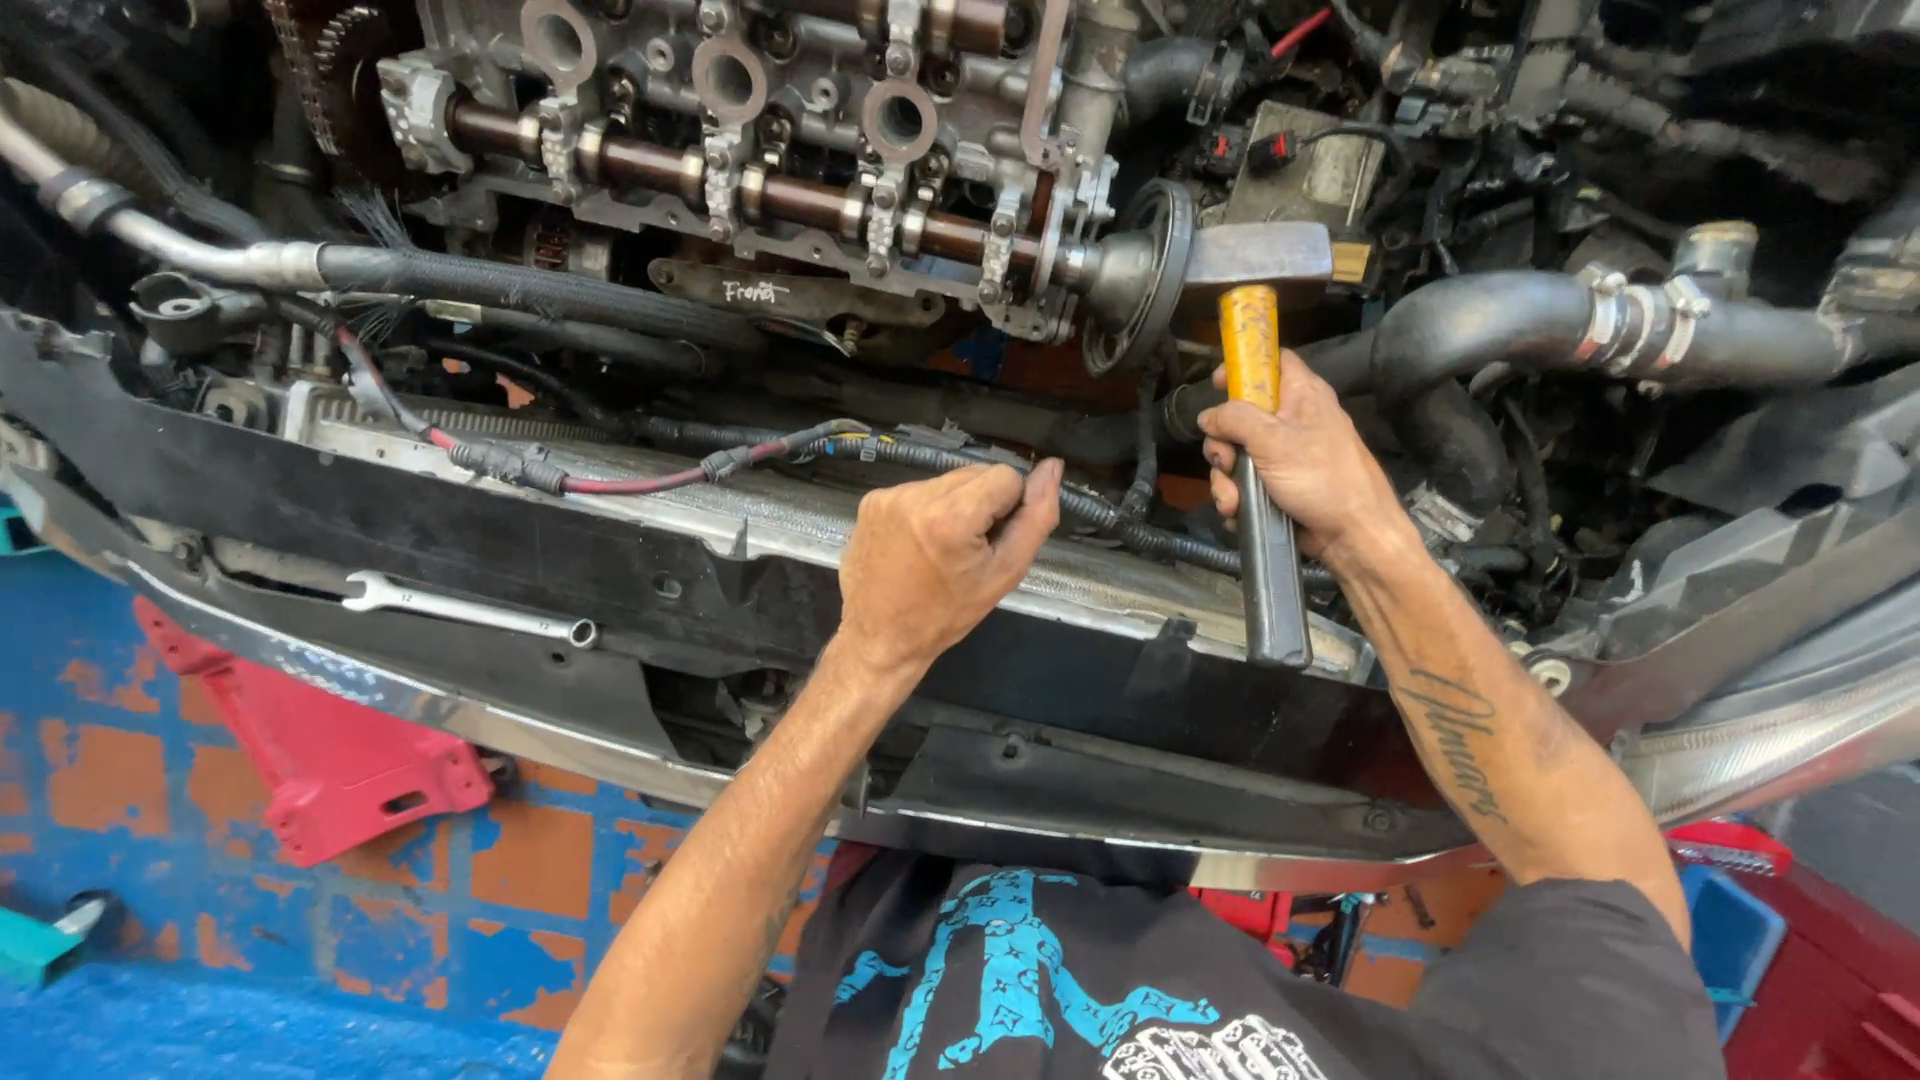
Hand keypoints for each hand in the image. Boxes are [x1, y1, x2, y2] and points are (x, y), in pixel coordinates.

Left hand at [835, 460, 1063, 671]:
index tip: (993, 540)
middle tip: (971, 547)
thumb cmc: (946, 614)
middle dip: (982, 504)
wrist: (882, 637)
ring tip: (943, 547)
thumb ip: (1036, 518)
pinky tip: (919, 542)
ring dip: (956, 505)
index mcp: (951, 517)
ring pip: (948, 480)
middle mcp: (916, 497)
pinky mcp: (872, 501)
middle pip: (976, 473)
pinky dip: (928, 509)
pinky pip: (919, 489)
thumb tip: (1052, 469)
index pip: (1005, 476)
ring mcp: (889, 496)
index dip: (1009, 506)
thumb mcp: (1004, 573)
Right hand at [1198, 348, 1410, 563]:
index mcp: (1302, 396)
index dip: (1244, 367)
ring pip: (1236, 455)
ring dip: (1226, 479)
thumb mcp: (1274, 441)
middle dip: (1222, 443)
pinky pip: (1244, 483)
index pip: (1273, 362)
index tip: (1217, 384)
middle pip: (1240, 416)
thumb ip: (1235, 420)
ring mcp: (1284, 456)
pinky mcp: (1278, 485)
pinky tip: (1239, 511)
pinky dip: (1237, 497)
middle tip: (1225, 460)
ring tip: (1234, 500)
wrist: (1352, 534)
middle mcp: (1292, 421)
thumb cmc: (1322, 478)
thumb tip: (1207, 416)